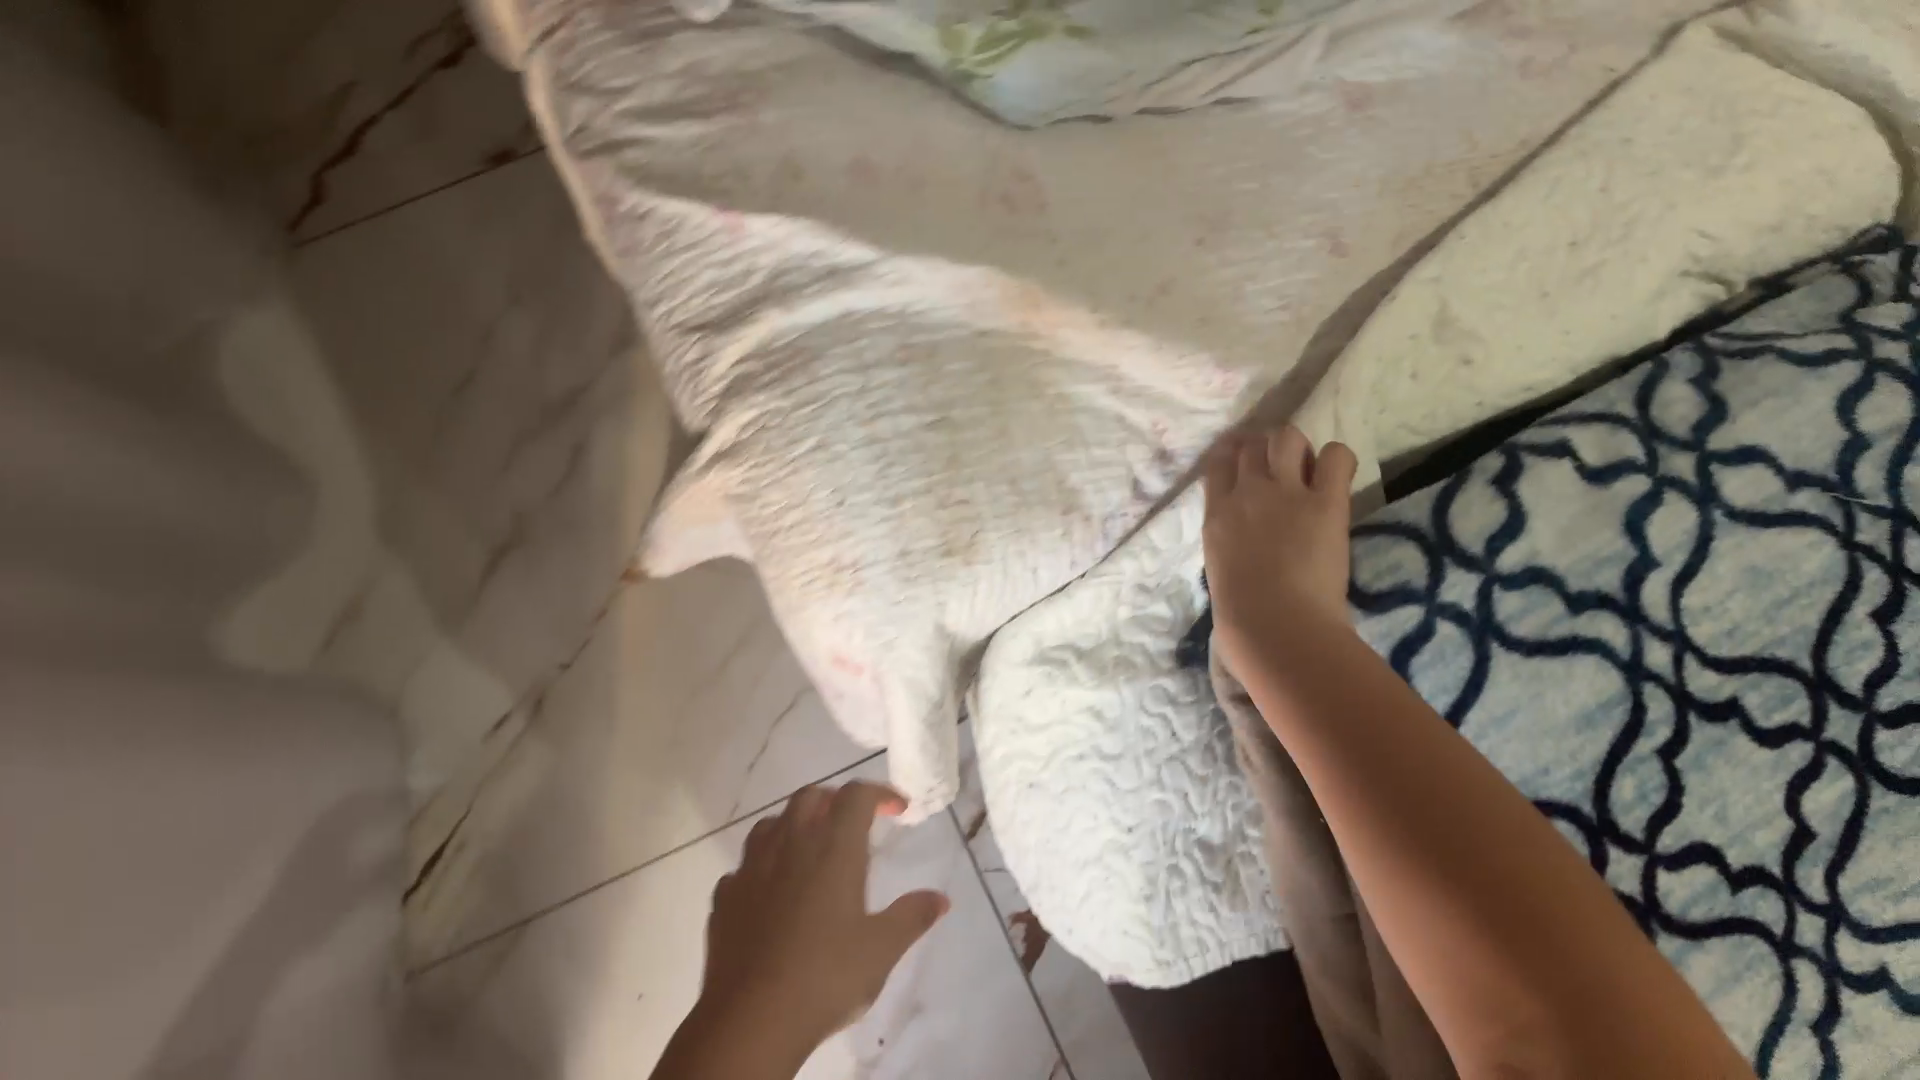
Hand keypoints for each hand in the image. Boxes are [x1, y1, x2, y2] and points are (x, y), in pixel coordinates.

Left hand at [695, 782, 948, 1056]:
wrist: (751, 1019)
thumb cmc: (826, 976)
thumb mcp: (882, 949)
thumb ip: (911, 917)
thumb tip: (939, 899)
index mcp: (833, 848)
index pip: (856, 796)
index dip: (880, 794)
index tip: (898, 809)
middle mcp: (790, 844)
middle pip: (811, 797)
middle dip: (836, 801)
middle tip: (855, 824)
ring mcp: (751, 868)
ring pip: (772, 823)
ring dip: (795, 825)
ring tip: (811, 851)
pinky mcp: (725, 896)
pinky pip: (745, 865)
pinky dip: (763, 866)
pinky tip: (772, 892)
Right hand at [1202, 425, 1358, 674]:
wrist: (1276, 628)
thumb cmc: (1241, 619)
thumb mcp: (1220, 570)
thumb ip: (1229, 544)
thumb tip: (1244, 543)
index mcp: (1216, 515)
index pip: (1218, 462)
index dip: (1233, 454)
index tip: (1245, 462)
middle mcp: (1246, 493)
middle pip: (1253, 444)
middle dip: (1267, 450)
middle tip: (1282, 469)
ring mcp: (1285, 493)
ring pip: (1288, 438)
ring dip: (1298, 449)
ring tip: (1309, 471)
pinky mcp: (1326, 502)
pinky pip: (1336, 456)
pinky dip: (1337, 461)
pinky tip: (1336, 481)